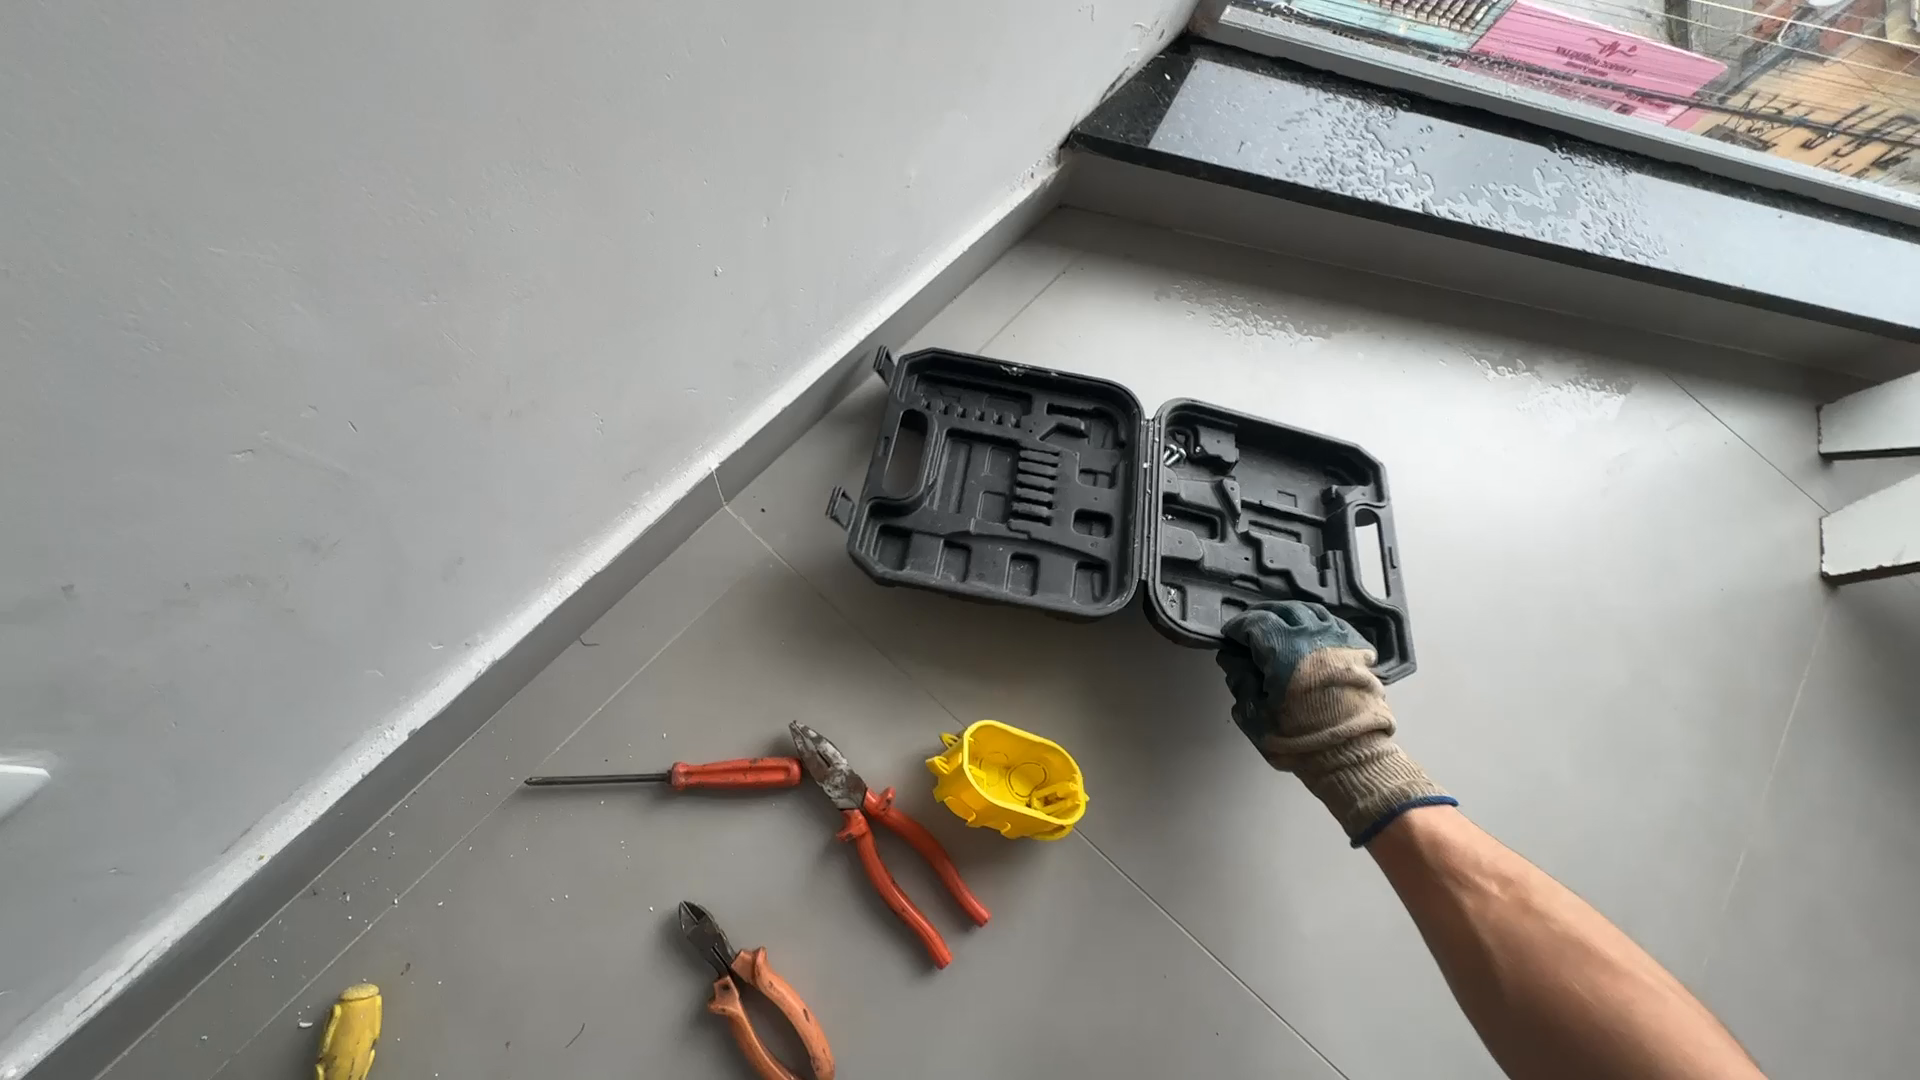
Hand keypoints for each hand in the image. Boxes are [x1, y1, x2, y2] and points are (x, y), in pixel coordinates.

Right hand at [1217, 601, 1452, 845]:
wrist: (1352, 755)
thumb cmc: (1298, 738)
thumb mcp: (1254, 714)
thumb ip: (1240, 680)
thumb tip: (1232, 659)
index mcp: (1283, 650)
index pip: (1254, 623)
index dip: (1238, 627)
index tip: (1230, 635)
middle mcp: (1312, 637)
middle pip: (1284, 610)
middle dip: (1264, 615)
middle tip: (1252, 627)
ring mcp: (1339, 642)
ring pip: (1312, 613)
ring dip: (1292, 616)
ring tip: (1282, 626)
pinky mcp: (1359, 653)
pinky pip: (1336, 626)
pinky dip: (1319, 625)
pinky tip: (1312, 636)